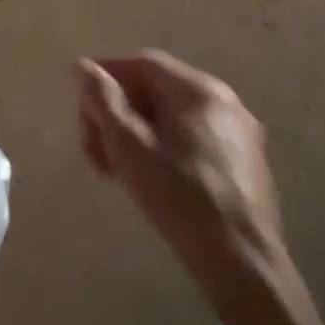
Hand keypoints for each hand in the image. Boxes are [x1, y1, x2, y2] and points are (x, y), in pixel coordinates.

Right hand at [75, 51, 285, 289]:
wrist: (240, 260)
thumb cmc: (178, 195)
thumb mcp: (127, 145)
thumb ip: (102, 100)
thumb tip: (83, 67)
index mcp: (198, 90)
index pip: (141, 64)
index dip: (104, 79)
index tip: (80, 110)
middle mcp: (224, 102)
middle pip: (155, 90)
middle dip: (116, 113)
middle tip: (93, 149)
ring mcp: (239, 132)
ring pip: (171, 116)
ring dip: (134, 133)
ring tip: (114, 168)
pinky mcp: (244, 161)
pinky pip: (191, 137)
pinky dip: (161, 146)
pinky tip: (148, 177)